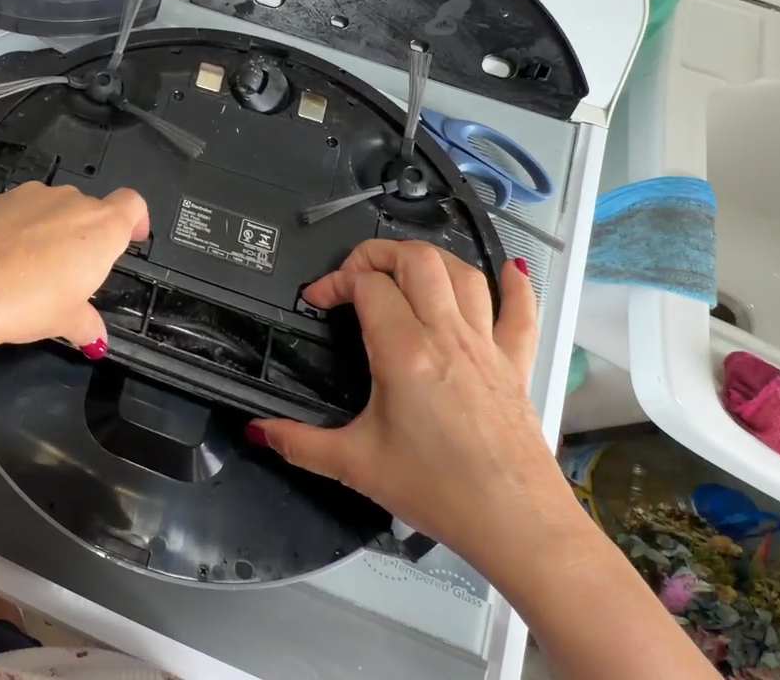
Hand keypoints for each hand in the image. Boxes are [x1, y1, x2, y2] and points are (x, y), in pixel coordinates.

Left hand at [0, 182, 148, 353]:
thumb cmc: (30, 301)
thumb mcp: (66, 321)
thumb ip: (87, 323)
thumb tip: (95, 338)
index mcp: (102, 228)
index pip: (132, 204)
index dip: (135, 220)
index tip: (131, 238)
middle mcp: (72, 202)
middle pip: (90, 209)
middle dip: (85, 236)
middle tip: (72, 273)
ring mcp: (32, 196)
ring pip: (53, 208)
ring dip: (52, 230)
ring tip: (34, 269)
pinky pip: (21, 211)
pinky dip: (20, 228)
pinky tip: (4, 259)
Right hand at [246, 240, 578, 572]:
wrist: (518, 526)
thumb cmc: (440, 491)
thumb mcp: (355, 464)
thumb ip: (298, 443)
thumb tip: (258, 431)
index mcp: (404, 352)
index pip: (367, 285)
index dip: (334, 283)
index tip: (318, 302)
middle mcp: (447, 337)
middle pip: (417, 261)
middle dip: (377, 254)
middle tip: (354, 276)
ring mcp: (486, 347)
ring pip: (464, 274)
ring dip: (430, 260)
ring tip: (402, 270)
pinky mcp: (515, 366)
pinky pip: (521, 312)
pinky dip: (515, 285)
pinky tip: (509, 271)